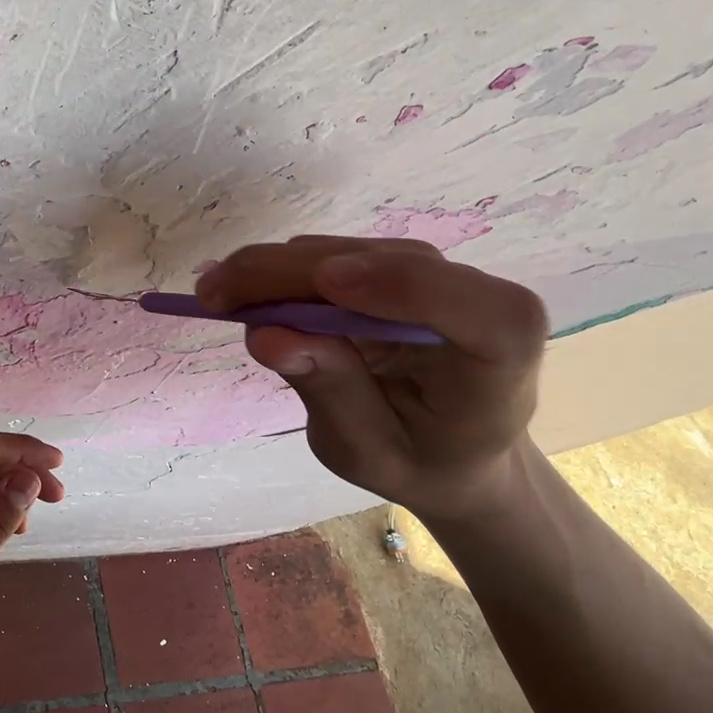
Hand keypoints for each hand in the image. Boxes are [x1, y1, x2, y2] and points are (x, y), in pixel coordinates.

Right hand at [197, 235, 548, 522]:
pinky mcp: (384, 263)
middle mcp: (471, 292)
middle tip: (212, 295)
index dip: (396, 284)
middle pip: (378, 263)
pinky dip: (276, 270)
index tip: (325, 285)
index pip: (464, 303)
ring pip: (340, 251)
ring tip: (214, 297)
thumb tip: (266, 335)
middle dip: (291, 273)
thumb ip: (330, 391)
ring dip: (271, 269)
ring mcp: (425, 270)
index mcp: (500, 347)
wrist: (453, 448)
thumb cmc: (424, 461)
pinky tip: (239, 291)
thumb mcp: (373, 452)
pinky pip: (324, 254)